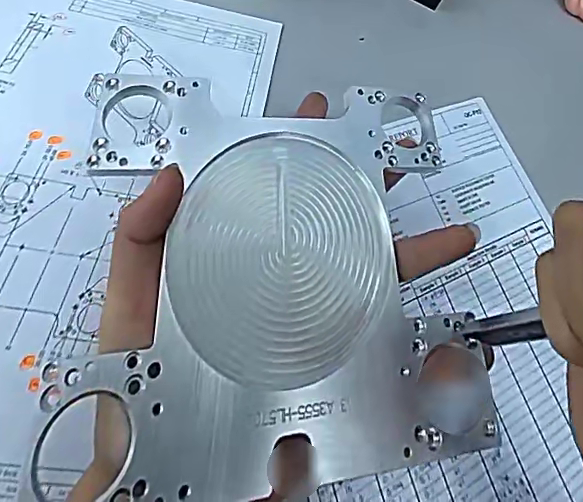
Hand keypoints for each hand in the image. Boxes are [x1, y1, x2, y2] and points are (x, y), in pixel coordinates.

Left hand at [65, 93, 479, 500]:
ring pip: (372, 292)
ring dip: (413, 261)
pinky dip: (425, 355)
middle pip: (336, 234)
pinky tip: (447, 339)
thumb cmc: (136, 394)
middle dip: (368, 192)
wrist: (159, 487)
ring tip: (450, 236)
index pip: (278, 200)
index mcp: (240, 268)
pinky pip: (381, 366)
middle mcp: (284, 297)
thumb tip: (171, 174)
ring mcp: (311, 342)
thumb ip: (140, 241)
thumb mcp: (131, 308)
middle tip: (390, 157)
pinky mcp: (328, 392)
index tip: (317, 117)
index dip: (299, 157)